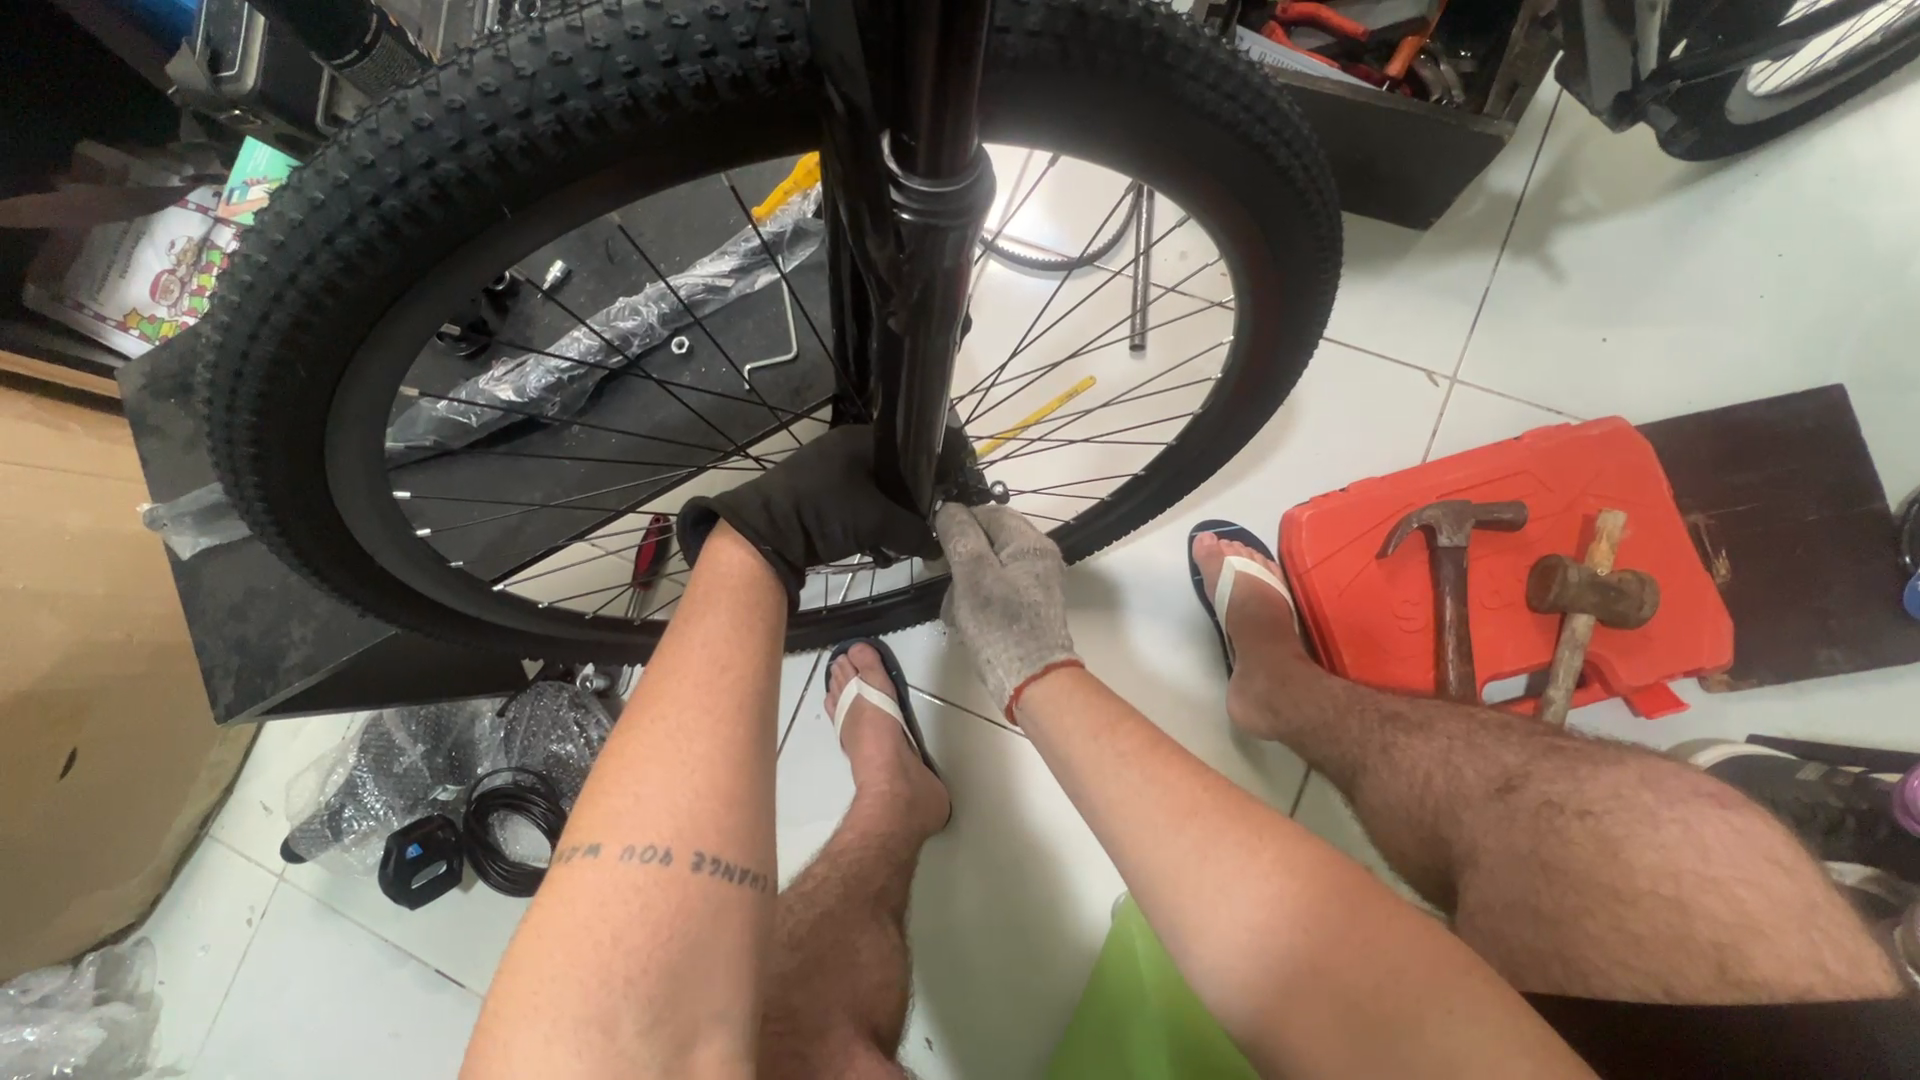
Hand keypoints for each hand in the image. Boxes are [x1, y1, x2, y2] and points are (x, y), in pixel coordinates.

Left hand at [677, 425, 936, 602]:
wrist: (765, 533)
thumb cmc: (823, 511)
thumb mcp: (875, 521)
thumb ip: (912, 532)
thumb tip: (937, 547)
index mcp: (862, 439)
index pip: (912, 443)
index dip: (936, 464)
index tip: (954, 487)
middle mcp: (846, 449)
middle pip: (896, 469)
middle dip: (914, 497)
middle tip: (932, 518)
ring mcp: (830, 472)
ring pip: (877, 490)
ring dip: (892, 515)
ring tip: (906, 540)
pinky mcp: (819, 496)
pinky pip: (858, 505)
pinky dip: (871, 523)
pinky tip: (880, 547)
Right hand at [935, 503, 1080, 720]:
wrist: (1031, 681)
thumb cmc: (1000, 625)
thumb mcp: (973, 575)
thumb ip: (960, 536)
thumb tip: (949, 509)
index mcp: (1030, 543)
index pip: (990, 513)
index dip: (960, 522)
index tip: (937, 544)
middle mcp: (1038, 558)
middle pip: (989, 541)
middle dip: (961, 558)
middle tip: (939, 575)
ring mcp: (1034, 584)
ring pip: (988, 568)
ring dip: (964, 583)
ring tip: (954, 608)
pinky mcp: (1027, 607)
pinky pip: (995, 591)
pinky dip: (976, 601)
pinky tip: (963, 619)